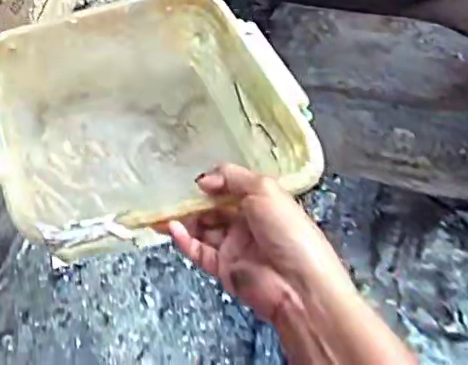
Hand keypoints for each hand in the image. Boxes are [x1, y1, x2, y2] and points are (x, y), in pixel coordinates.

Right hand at [166, 164, 354, 325]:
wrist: (303, 291)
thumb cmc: (291, 236)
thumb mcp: (265, 190)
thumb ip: (231, 176)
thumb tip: (204, 181)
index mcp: (261, 206)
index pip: (229, 190)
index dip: (211, 183)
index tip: (192, 179)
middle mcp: (247, 226)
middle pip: (210, 209)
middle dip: (190, 201)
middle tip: (170, 193)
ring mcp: (235, 248)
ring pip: (200, 228)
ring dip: (182, 218)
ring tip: (165, 210)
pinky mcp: (224, 269)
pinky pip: (198, 251)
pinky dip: (182, 239)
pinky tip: (173, 228)